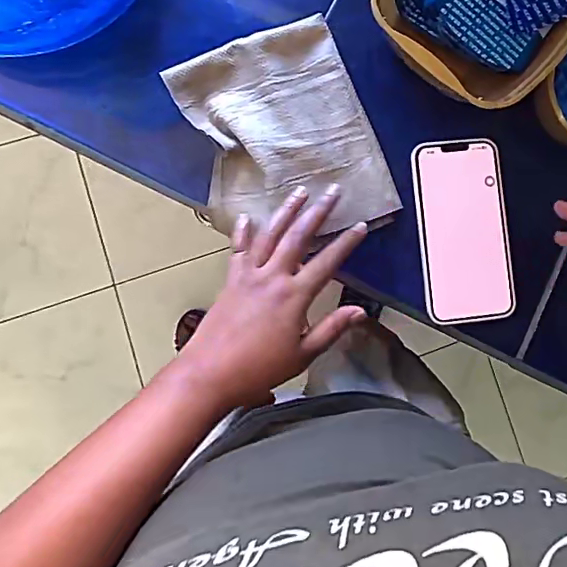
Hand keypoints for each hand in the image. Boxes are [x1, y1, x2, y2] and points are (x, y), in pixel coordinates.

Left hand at [162, 185, 371, 412]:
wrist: (206, 375)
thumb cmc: (257, 370)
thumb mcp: (302, 355)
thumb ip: (332, 329)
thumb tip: (360, 311)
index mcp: (294, 296)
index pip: (327, 263)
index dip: (346, 243)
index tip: (360, 225)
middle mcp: (272, 278)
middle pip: (298, 237)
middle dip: (318, 212)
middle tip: (333, 191)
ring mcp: (249, 276)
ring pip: (270, 235)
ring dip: (286, 211)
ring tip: (299, 192)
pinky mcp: (230, 281)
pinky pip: (238, 250)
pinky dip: (242, 233)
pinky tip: (246, 217)